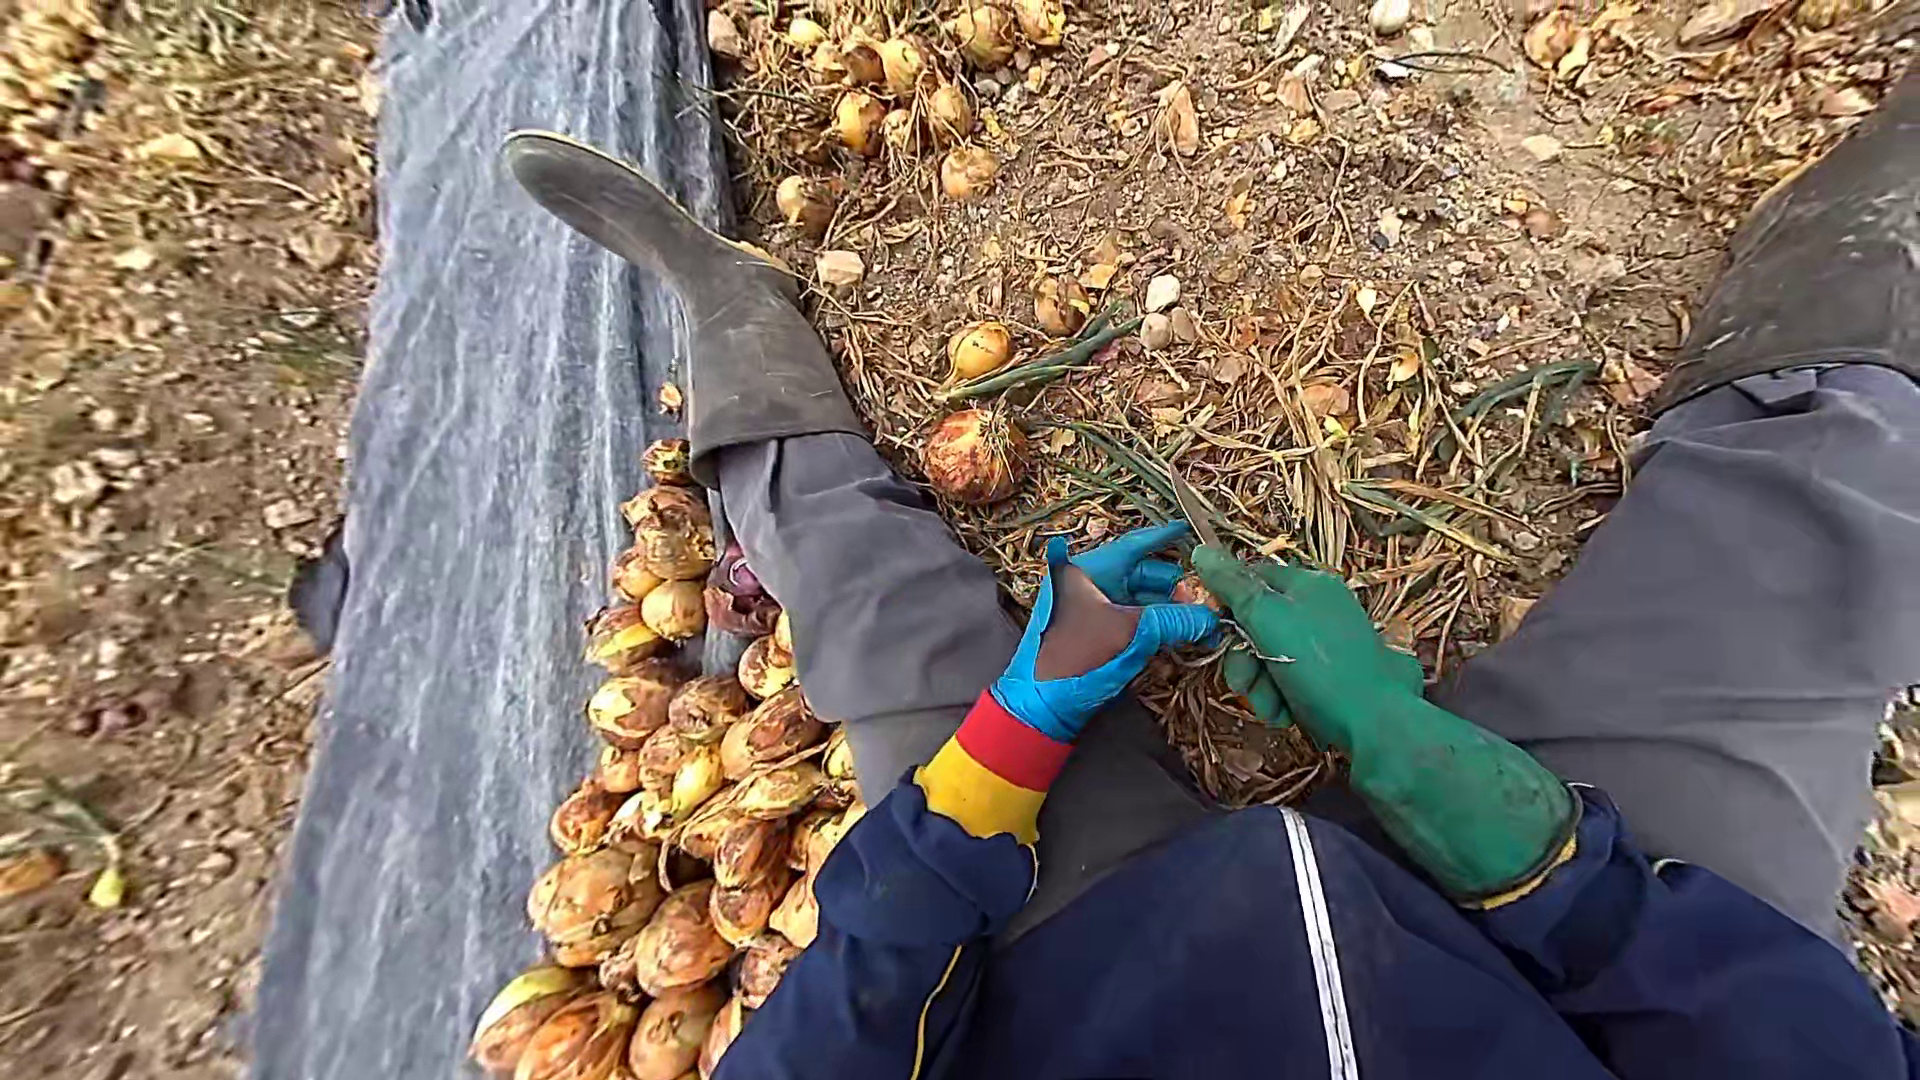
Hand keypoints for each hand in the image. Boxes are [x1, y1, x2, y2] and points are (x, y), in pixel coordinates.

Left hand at [993, 530, 1218, 742]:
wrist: (1041, 704)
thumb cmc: (1078, 657)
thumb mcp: (1130, 633)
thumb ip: (1174, 620)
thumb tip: (1212, 616)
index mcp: (1085, 570)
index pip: (1132, 546)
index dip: (1162, 537)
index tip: (1187, 529)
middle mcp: (1085, 582)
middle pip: (1140, 574)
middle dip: (1173, 586)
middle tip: (1204, 602)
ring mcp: (1087, 608)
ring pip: (1137, 599)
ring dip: (1166, 609)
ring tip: (1197, 622)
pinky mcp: (1091, 632)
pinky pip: (1129, 619)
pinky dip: (1152, 625)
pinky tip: (1176, 635)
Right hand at [1192, 545, 1574, 901]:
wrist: (1378, 728)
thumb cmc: (1318, 665)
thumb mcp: (1266, 618)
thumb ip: (1230, 584)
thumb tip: (1200, 549)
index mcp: (1307, 585)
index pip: (1249, 578)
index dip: (1225, 604)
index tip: (1216, 630)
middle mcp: (1318, 609)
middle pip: (1253, 623)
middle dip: (1241, 658)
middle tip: (1243, 681)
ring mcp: (1326, 645)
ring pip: (1266, 656)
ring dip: (1257, 684)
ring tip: (1270, 705)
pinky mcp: (1331, 678)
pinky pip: (1288, 679)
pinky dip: (1280, 697)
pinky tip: (1286, 712)